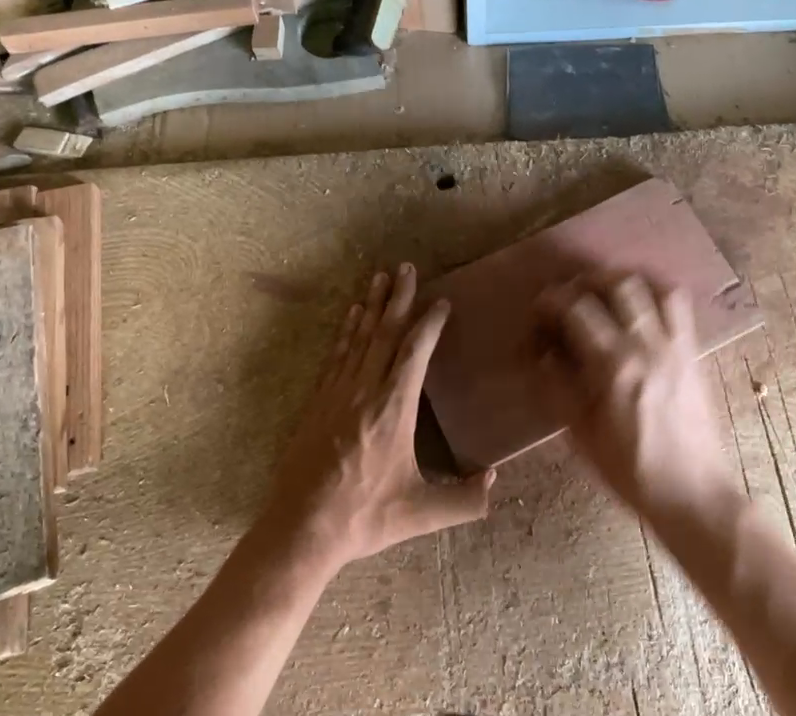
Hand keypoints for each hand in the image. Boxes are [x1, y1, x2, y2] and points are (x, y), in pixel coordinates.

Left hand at [260, 264, 495, 568]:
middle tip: (405, 267)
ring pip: (358, 338)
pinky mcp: (317, 403)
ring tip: (379, 277)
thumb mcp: (422, 513)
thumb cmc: (364, 518)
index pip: (414, 353)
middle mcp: (364, 392)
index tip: (442, 302)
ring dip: (372, 306)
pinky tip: (352, 317)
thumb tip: (494, 479)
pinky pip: (337, 355)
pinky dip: (347, 331)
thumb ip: (465, 499)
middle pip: (384, 333)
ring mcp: (336, 394)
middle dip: (398, 298)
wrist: (301, 529)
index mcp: (393, 410)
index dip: (429, 324)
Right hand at [536, 274, 739, 520]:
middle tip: (569, 297)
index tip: (539, 310)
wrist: (692, 493)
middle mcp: (647, 345)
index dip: (551, 301)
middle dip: (586, 281)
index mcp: (613, 366)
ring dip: (622, 282)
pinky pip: (678, 305)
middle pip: (617, 284)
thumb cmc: (630, 471)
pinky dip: (655, 293)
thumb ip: (558, 387)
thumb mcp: (581, 435)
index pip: (576, 308)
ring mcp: (676, 345)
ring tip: (604, 295)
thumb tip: (542, 352)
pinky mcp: (693, 352)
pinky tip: (639, 307)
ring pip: (651, 286)